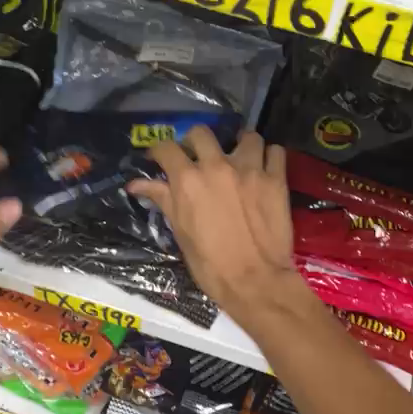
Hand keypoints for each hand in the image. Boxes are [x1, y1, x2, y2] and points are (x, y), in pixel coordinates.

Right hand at [127, 128, 302, 319]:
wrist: (254, 280)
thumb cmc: (210, 264)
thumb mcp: (180, 231)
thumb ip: (163, 199)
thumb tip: (136, 184)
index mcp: (188, 180)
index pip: (167, 148)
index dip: (159, 151)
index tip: (160, 158)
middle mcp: (217, 166)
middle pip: (202, 133)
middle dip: (196, 141)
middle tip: (199, 156)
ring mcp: (250, 169)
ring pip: (246, 136)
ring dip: (240, 144)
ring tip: (239, 158)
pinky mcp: (276, 179)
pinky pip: (275, 152)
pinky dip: (269, 156)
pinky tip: (265, 167)